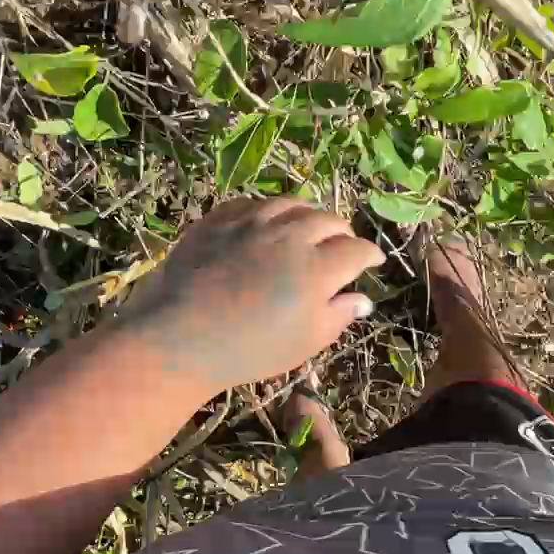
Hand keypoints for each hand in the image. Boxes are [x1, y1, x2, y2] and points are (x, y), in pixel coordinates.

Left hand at [118, 199, 382, 391]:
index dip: (370, 254)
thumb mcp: (306, 341)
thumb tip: (363, 299)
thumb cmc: (250, 350)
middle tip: (345, 243)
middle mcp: (290, 236)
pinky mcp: (219, 220)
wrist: (179, 338)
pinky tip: (269, 220)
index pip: (356, 250)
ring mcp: (252, 223)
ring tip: (311, 225)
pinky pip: (253, 203)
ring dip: (309, 214)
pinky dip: (270, 210)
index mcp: (317, 267)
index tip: (373, 260)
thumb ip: (339, 316)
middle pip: (328, 220)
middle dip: (343, 231)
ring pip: (292, 205)